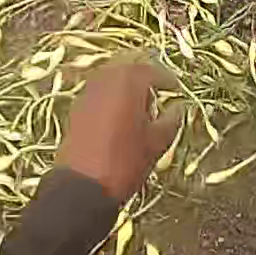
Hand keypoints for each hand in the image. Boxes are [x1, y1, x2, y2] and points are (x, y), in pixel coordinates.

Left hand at [56, 57, 179, 200]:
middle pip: (129, 68)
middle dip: (145, 77)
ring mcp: (87, 93)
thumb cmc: (125, 161)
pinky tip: (121, 114)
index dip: (167, 80)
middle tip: (160, 91)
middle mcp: (105, 80)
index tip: (176, 89)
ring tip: (142, 104)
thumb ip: (171, 119)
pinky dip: (112, 96)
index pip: (152, 71)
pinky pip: (99, 92)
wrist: (82, 186)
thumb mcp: (157, 142)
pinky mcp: (76, 108)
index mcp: (128, 82)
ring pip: (111, 78)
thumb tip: (178, 107)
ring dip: (127, 86)